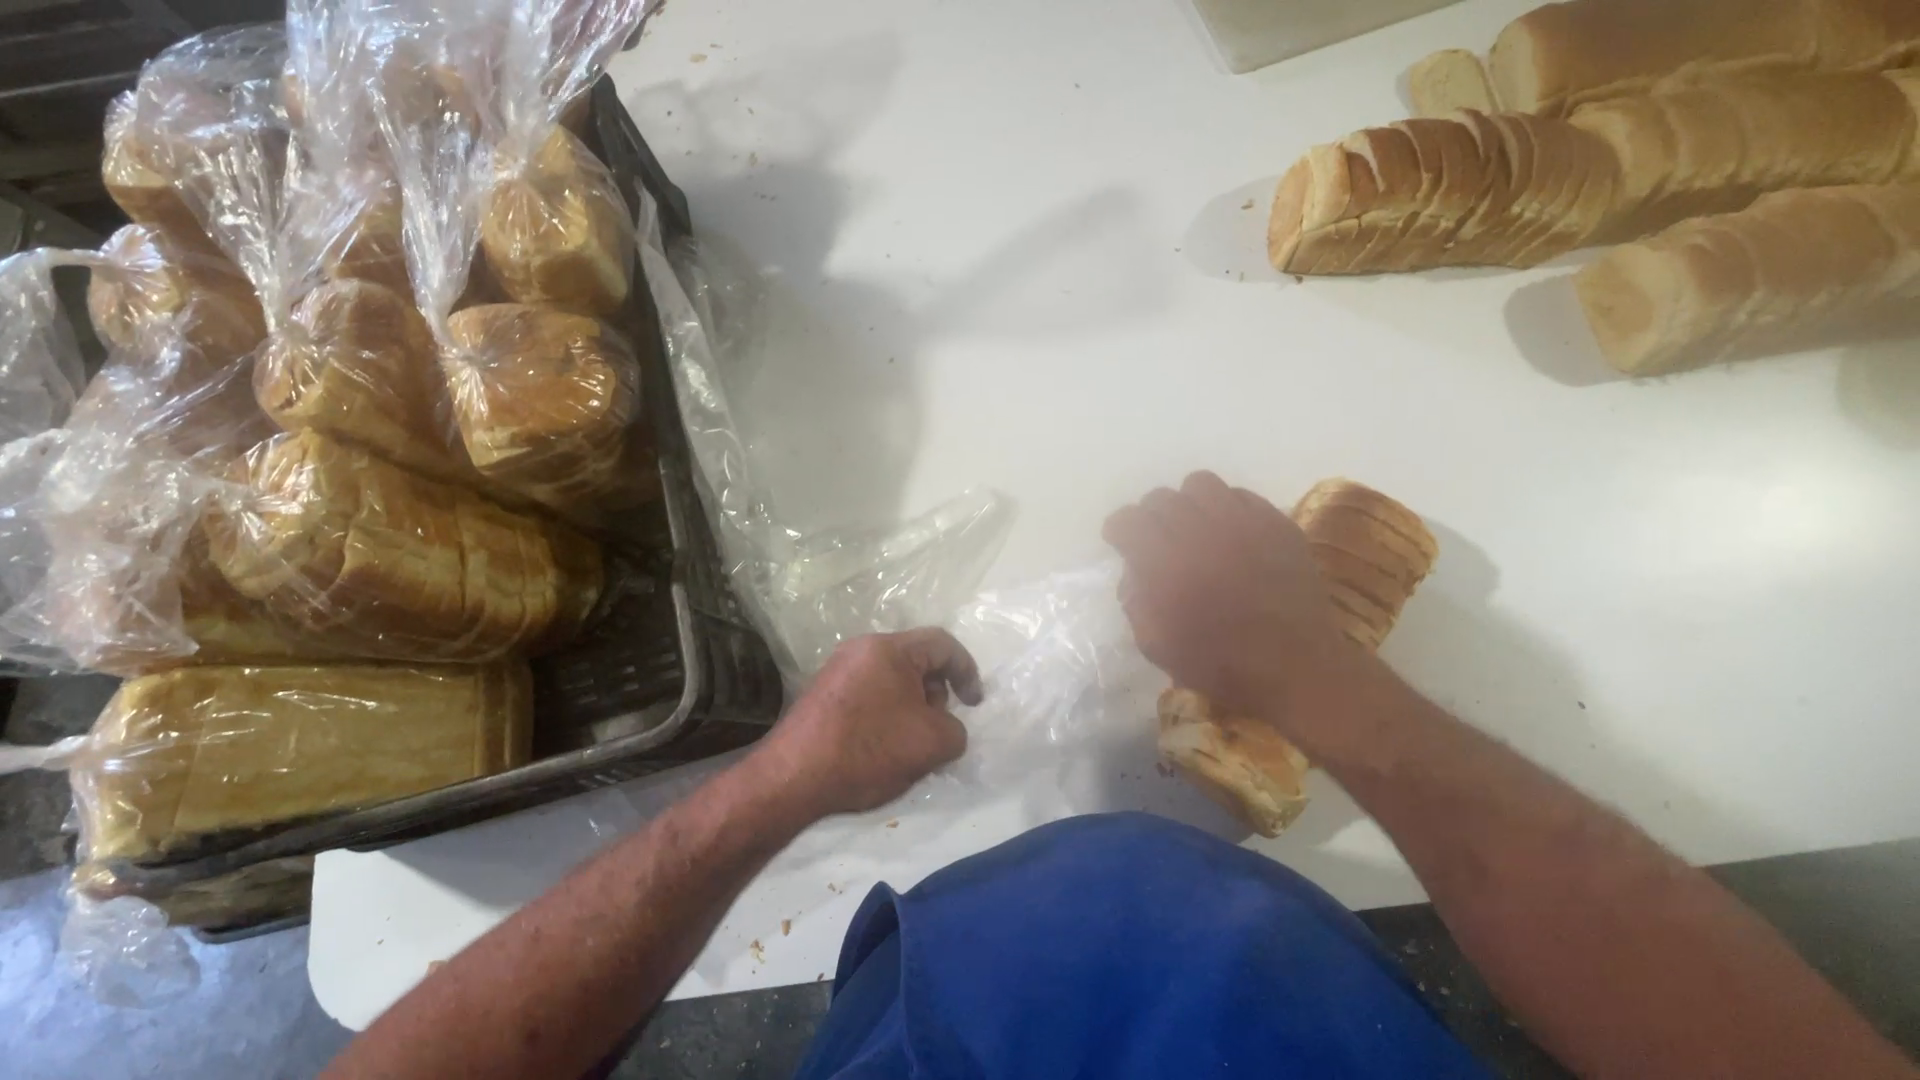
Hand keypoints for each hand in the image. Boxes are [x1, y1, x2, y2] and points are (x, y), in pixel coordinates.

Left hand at [748, 629, 983, 818]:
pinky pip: (868, 696)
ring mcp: (837, 672)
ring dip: (911, 709)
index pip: (942, 644)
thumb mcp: (932, 743)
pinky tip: (882, 752)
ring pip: (891, 681)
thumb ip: (955, 730)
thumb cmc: (868, 750)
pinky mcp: (822, 697)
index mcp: (889, 649)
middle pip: (915, 661)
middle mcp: (860, 650)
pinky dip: (886, 717)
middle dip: (936, 694)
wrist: (792, 777)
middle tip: (938, 729)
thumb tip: (945, 727)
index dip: (967, 670)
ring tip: (910, 747)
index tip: (974, 704)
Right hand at [1104, 471, 1370, 727]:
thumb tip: (1135, 571)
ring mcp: (1244, 523)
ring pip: (1200, 484)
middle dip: (1149, 516)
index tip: (1121, 542)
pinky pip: (1241, 495)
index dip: (1118, 529)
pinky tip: (1228, 534)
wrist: (1297, 670)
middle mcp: (1203, 533)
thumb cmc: (1221, 666)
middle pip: (1161, 499)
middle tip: (1156, 539)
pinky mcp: (1277, 524)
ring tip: (1193, 527)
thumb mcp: (1157, 645)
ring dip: (1187, 503)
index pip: (1129, 520)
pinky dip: (1225, 508)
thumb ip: (1135, 602)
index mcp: (1167, 565)